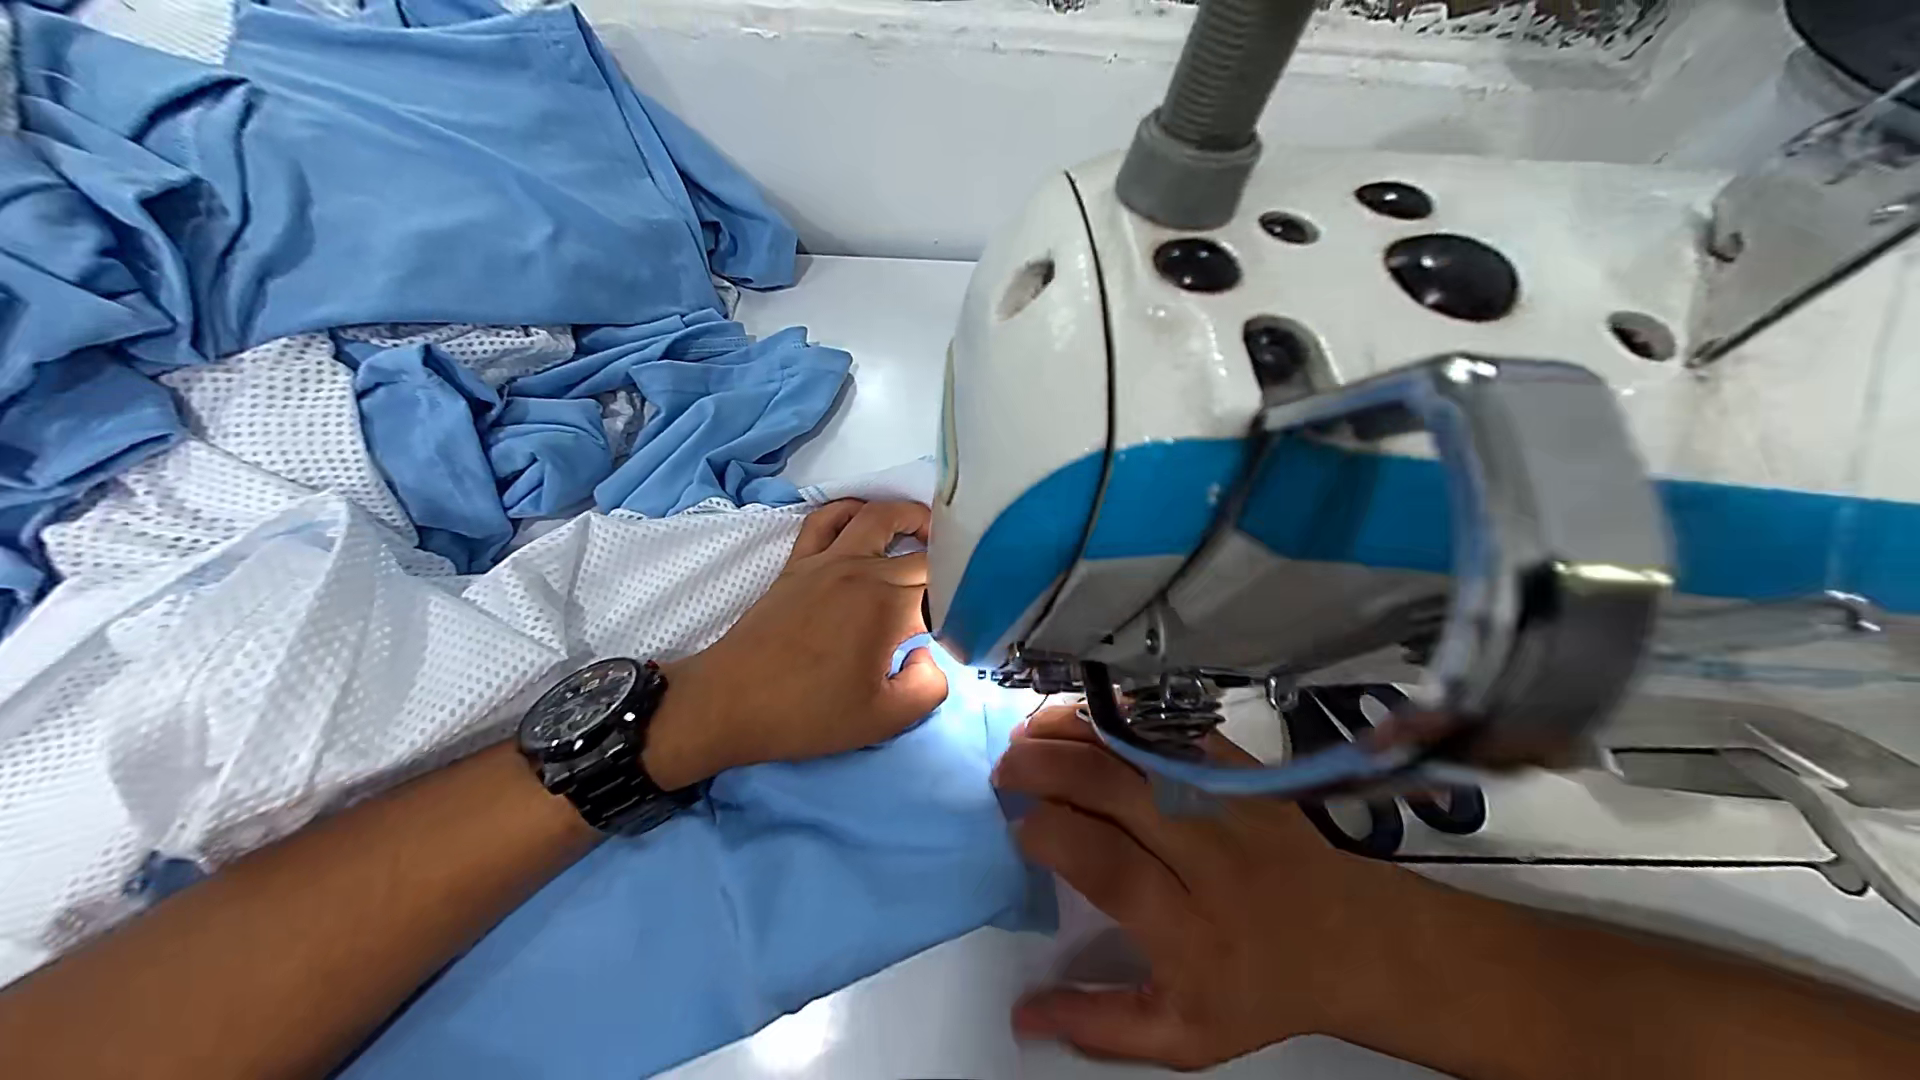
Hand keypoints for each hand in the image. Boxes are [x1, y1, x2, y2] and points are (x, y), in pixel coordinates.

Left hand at [643, 500, 948, 788]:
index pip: (945, 583)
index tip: (965, 625)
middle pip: (921, 549)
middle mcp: (862, 568)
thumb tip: (929, 656)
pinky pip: (827, 519)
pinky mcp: (798, 562)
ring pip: (878, 515)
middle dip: (948, 566)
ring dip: (910, 518)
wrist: (729, 703)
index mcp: (888, 604)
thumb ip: (929, 686)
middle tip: (957, 595)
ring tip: (928, 537)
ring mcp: (827, 559)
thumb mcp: (884, 719)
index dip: (964, 600)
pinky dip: (853, 512)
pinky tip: (865, 526)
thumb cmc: (807, 714)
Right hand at [991, 706, 1433, 1069]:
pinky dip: (1120, 716)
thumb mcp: (1183, 1035)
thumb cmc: (1259, 989)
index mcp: (1191, 931)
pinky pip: (1170, 729)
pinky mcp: (1238, 768)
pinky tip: (1083, 716)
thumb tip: (1021, 1016)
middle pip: (1117, 791)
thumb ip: (1099, 1024)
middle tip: (1005, 768)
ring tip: (1029, 732)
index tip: (1018, 827)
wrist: (1348, 938)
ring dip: (1075, 731)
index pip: (1112, 868)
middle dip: (1047, 768)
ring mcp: (1226, 802)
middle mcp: (1208, 857)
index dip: (1055, 836)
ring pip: (1138, 750)